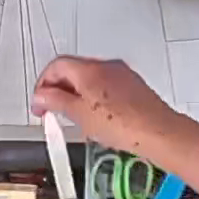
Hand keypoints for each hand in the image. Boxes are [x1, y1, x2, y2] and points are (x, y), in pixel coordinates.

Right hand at [30, 56, 186, 157]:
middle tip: (51, 109)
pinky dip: (92, 96)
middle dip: (58, 88)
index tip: (40, 102)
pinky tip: (94, 116)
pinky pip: (104, 85)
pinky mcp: (131, 85)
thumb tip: (40, 96)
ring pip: (89, 77)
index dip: (43, 84)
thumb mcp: (79, 115)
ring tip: (72, 115)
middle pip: (73, 69)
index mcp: (90, 70)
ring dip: (75, 92)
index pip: (57, 66)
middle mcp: (106, 66)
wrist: (158, 133)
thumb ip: (55, 101)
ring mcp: (121, 74)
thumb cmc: (123, 124)